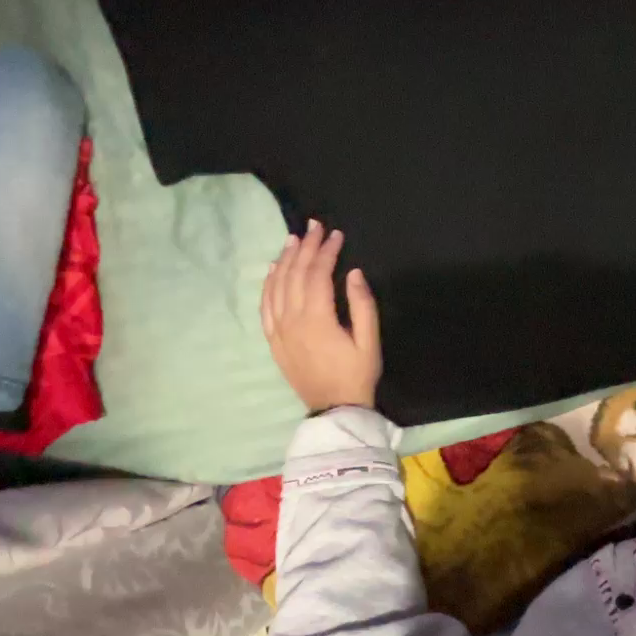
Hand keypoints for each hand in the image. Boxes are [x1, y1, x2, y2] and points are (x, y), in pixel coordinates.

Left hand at [261, 219, 381, 412]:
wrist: (335, 409)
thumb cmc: (357, 375)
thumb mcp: (369, 341)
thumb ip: (362, 305)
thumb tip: (353, 273)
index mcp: (318, 319)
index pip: (317, 274)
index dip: (326, 251)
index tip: (335, 235)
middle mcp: (293, 320)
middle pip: (295, 275)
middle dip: (306, 248)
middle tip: (314, 227)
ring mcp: (279, 330)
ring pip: (277, 286)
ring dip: (285, 260)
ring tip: (294, 239)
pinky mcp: (274, 340)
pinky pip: (265, 306)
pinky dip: (269, 284)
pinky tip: (274, 269)